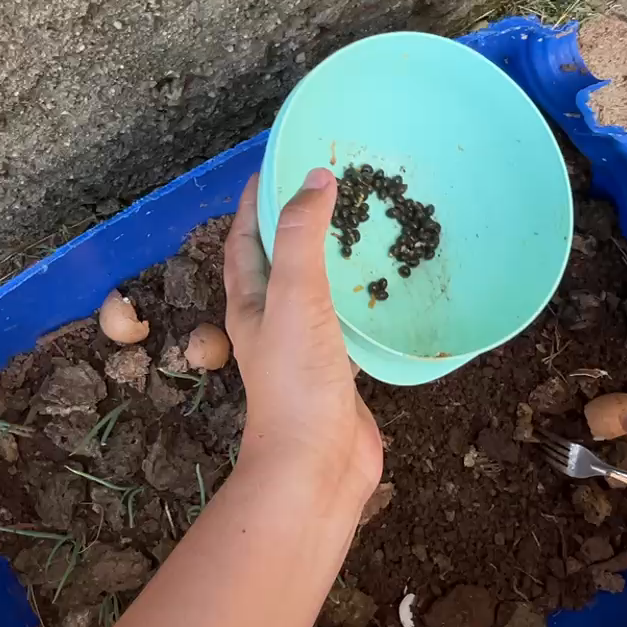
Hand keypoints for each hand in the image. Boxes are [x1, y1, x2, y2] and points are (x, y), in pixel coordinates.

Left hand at [223, 170, 382, 505]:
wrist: (316, 465)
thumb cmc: (296, 380)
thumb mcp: (293, 296)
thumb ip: (301, 237)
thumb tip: (314, 178)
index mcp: (249, 301)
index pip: (244, 237)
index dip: (256, 198)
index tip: (280, 162)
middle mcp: (270, 320)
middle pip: (276, 258)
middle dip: (295, 221)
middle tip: (332, 186)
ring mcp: (302, 345)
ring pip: (312, 288)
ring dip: (328, 258)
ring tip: (363, 226)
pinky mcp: (334, 367)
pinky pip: (343, 319)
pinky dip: (357, 297)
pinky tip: (382, 288)